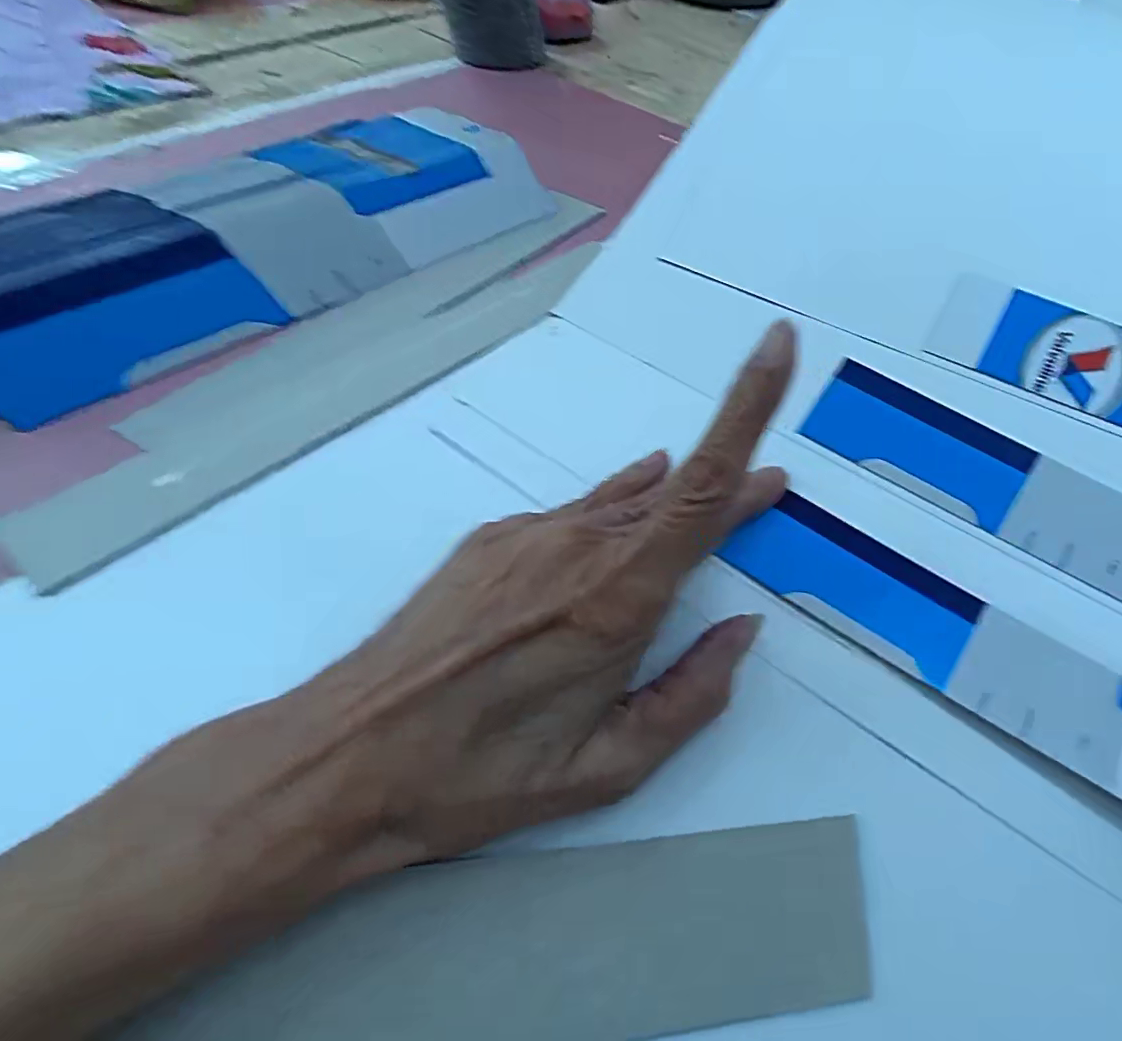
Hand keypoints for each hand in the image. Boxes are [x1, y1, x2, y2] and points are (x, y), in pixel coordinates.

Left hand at [0, 320, 797, 1040]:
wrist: (342, 759)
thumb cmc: (482, 776)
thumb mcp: (610, 768)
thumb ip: (693, 697)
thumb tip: (742, 630)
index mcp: (619, 599)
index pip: (704, 488)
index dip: (748, 407)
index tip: (779, 346)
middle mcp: (579, 546)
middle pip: (677, 491)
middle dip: (733, 483)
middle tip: (773, 490)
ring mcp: (529, 535)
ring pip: (627, 502)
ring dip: (675, 501)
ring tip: (712, 506)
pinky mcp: (493, 540)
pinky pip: (579, 511)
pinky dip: (619, 506)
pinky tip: (628, 507)